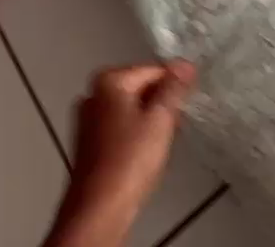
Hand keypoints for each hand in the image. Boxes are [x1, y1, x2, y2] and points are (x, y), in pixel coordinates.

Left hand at [44, 59, 196, 246]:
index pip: (153, 71)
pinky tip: (144, 156)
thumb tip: (185, 63)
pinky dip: (135, 137)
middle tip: (174, 126)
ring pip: (130, 110)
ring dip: (149, 122)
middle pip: (140, 89)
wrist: (98, 210)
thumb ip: (174, 88)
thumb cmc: (130, 160)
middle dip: (160, 105)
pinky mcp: (88, 144)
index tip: (187, 105)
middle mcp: (92, 94)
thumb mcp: (160, 119)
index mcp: (108, 80)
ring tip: (161, 144)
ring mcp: (87, 120)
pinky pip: (120, 129)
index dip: (174, 86)